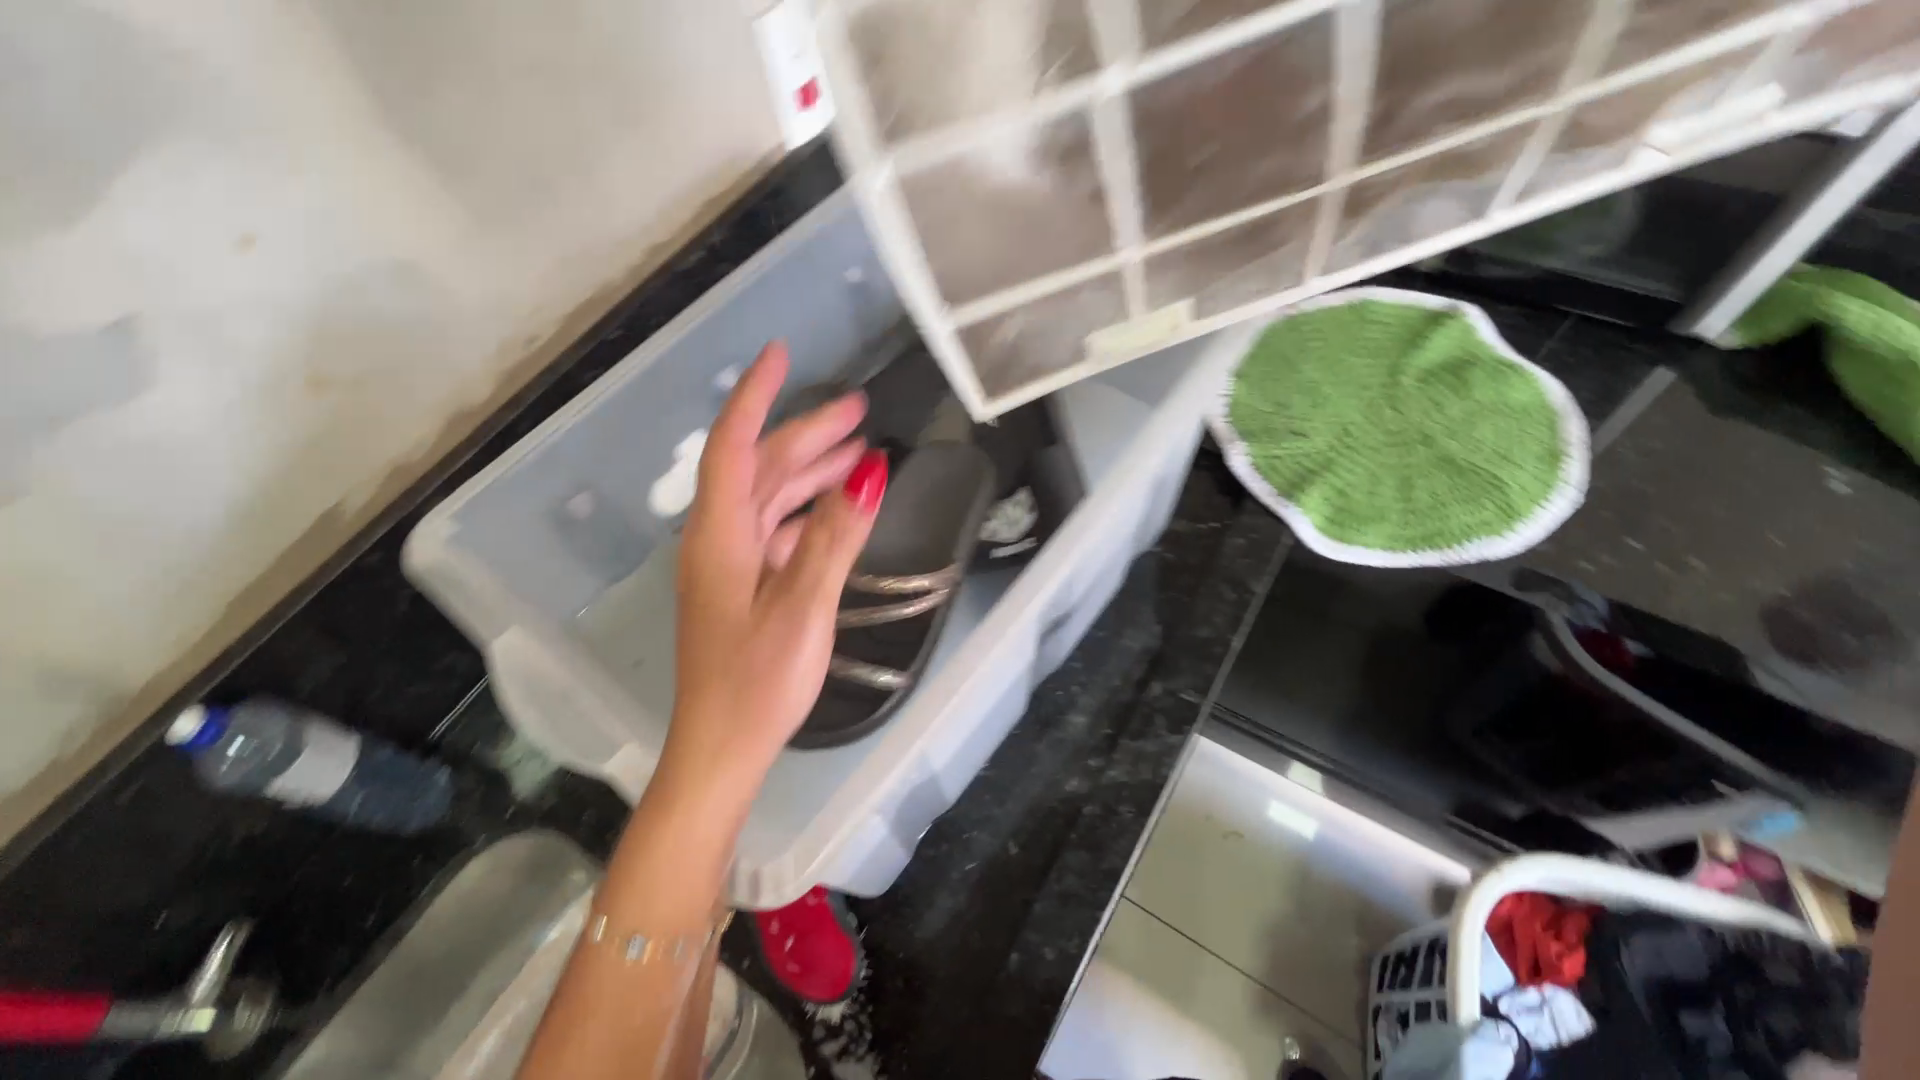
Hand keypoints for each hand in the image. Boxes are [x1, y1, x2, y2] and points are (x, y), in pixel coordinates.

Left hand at [667, 342, 886, 788]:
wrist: (722, 747)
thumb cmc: (757, 681)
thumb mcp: (804, 606)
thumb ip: (835, 537)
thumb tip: (871, 473)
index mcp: (720, 535)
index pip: (733, 445)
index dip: (756, 395)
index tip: (782, 354)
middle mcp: (718, 539)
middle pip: (759, 468)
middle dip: (807, 434)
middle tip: (861, 411)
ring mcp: (729, 565)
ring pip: (769, 498)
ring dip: (811, 471)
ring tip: (860, 451)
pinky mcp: (742, 587)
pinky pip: (775, 530)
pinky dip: (807, 511)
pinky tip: (838, 510)